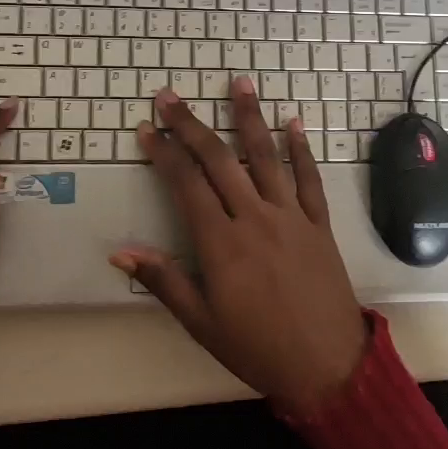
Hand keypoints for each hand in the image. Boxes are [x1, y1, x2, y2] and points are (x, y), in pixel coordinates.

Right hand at [115, 77, 368, 413]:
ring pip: (266, 156)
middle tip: (171, 95)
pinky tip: (293, 122)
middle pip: (218, 159)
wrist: (328, 366)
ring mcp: (291, 217)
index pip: (185, 185)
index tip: (146, 129)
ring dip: (249, 116)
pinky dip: (300, 148)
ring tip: (238, 82)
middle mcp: (254, 218)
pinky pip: (309, 178)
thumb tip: (119, 251)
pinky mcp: (319, 224)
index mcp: (221, 244)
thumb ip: (164, 281)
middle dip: (191, 124)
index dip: (163, 153)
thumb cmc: (257, 347)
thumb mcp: (202, 322)